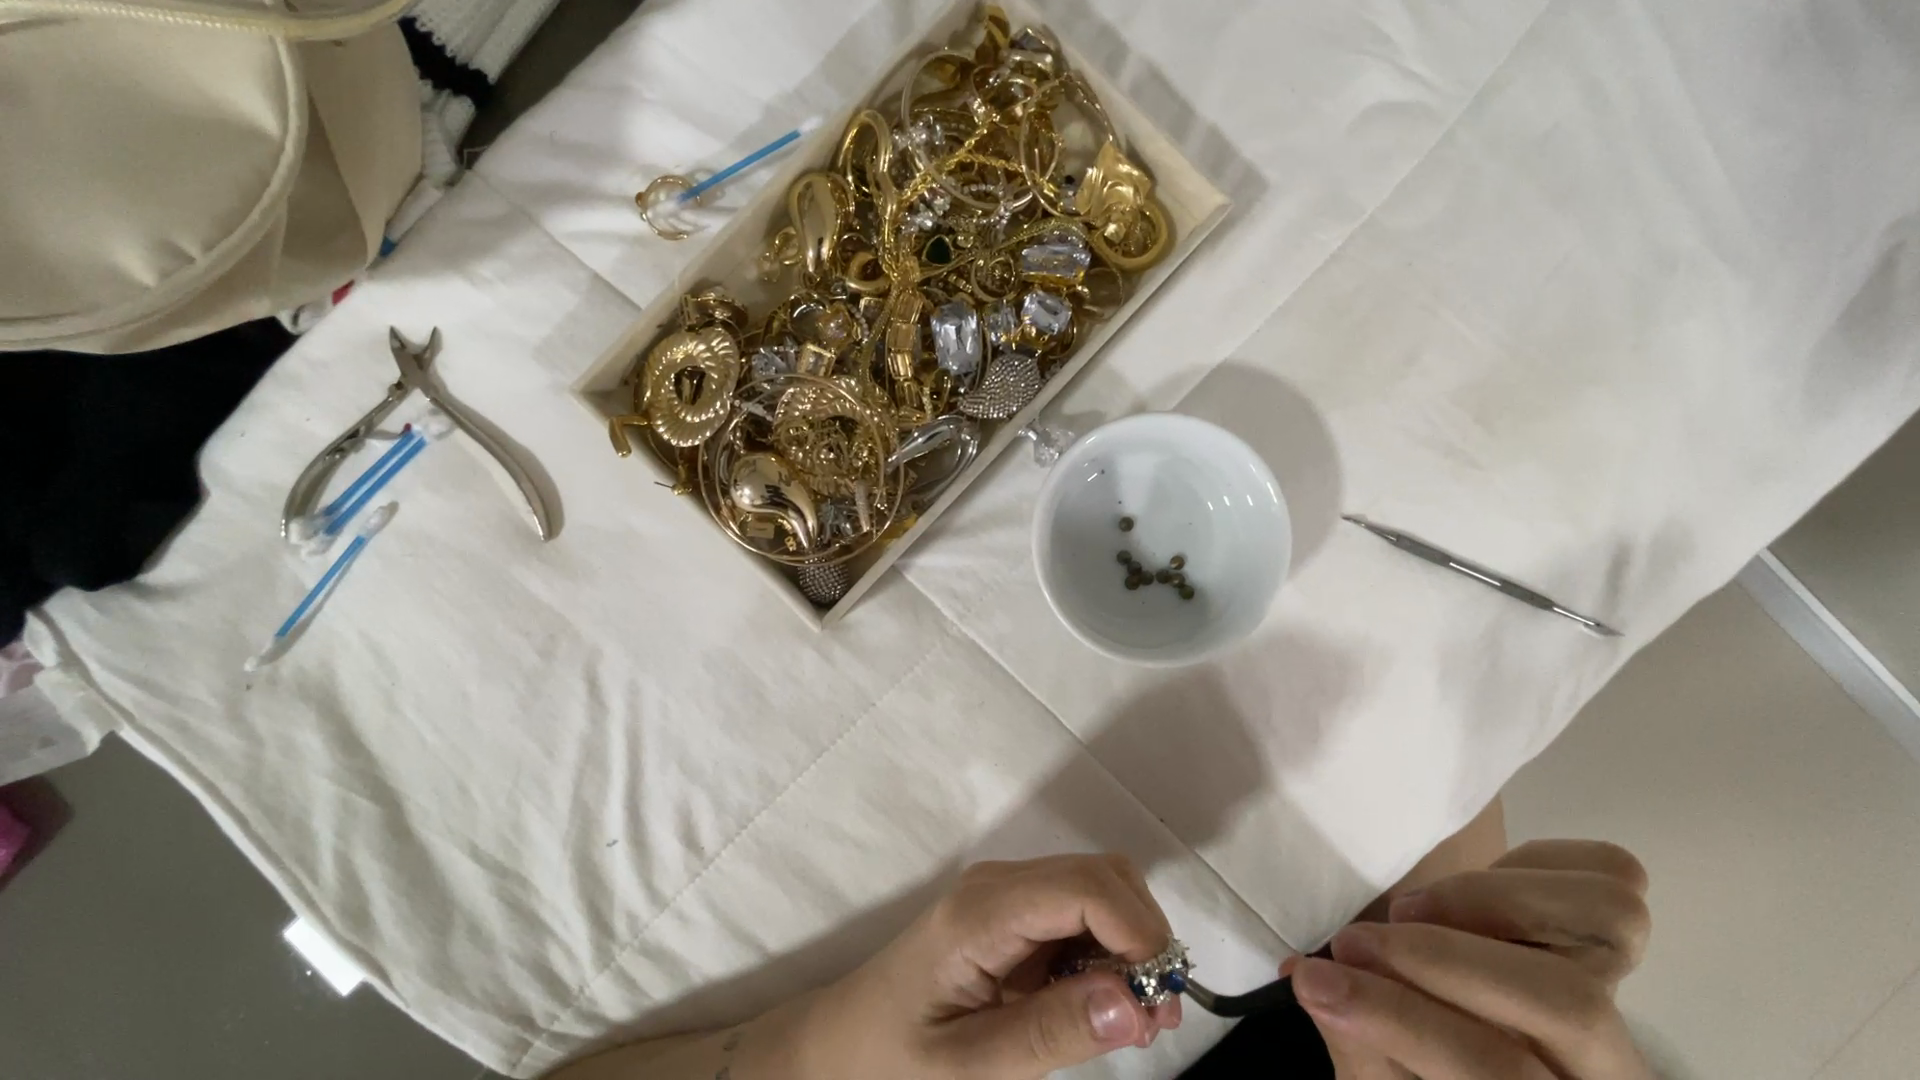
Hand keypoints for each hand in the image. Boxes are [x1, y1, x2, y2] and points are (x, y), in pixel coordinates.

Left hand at [800, 855, 1181, 1079]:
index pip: (1083, 887)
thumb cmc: (893, 1058)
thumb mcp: (968, 1066)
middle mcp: (999, 885)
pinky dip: (1110, 951)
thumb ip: (1049, 1034)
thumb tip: (1134, 1002)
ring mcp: (1007, 895)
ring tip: (1136, 1019)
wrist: (842, 1044)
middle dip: (1143, 937)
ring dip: (1132, 944)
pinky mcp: (1014, 916)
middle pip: (1101, 877)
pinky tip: (1103, 1003)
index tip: (1159, 1002)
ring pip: (1099, 890)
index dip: (1137, 931)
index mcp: (982, 912)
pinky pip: (1080, 915)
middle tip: (1155, 1018)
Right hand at [1296, 840, 1652, 1078]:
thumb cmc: (1410, 1062)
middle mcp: (1604, 1058)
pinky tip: (1470, 888)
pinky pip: (1610, 874)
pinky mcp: (1601, 927)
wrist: (1447, 1023)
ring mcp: (1613, 984)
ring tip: (1414, 907)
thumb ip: (1355, 1037)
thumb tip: (1314, 978)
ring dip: (1492, 900)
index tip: (1316, 980)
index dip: (1403, 1021)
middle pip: (1568, 1000)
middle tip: (1354, 940)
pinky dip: (1535, 863)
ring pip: (1616, 919)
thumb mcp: (1375, 1072)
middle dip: (1441, 959)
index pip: (1498, 1071)